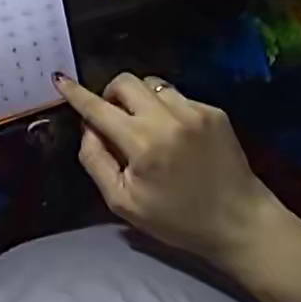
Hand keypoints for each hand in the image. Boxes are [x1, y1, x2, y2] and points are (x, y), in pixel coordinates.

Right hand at [55, 72, 284, 266]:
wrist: (240, 222)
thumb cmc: (176, 219)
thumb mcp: (123, 201)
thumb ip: (95, 160)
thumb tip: (87, 128)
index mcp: (142, 143)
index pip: (98, 108)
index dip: (75, 93)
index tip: (60, 79)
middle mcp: (167, 118)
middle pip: (124, 81)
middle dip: (110, 95)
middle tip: (113, 120)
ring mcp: (194, 111)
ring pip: (151, 84)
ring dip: (139, 99)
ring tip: (146, 127)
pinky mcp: (214, 112)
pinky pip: (177, 96)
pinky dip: (165, 108)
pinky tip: (175, 136)